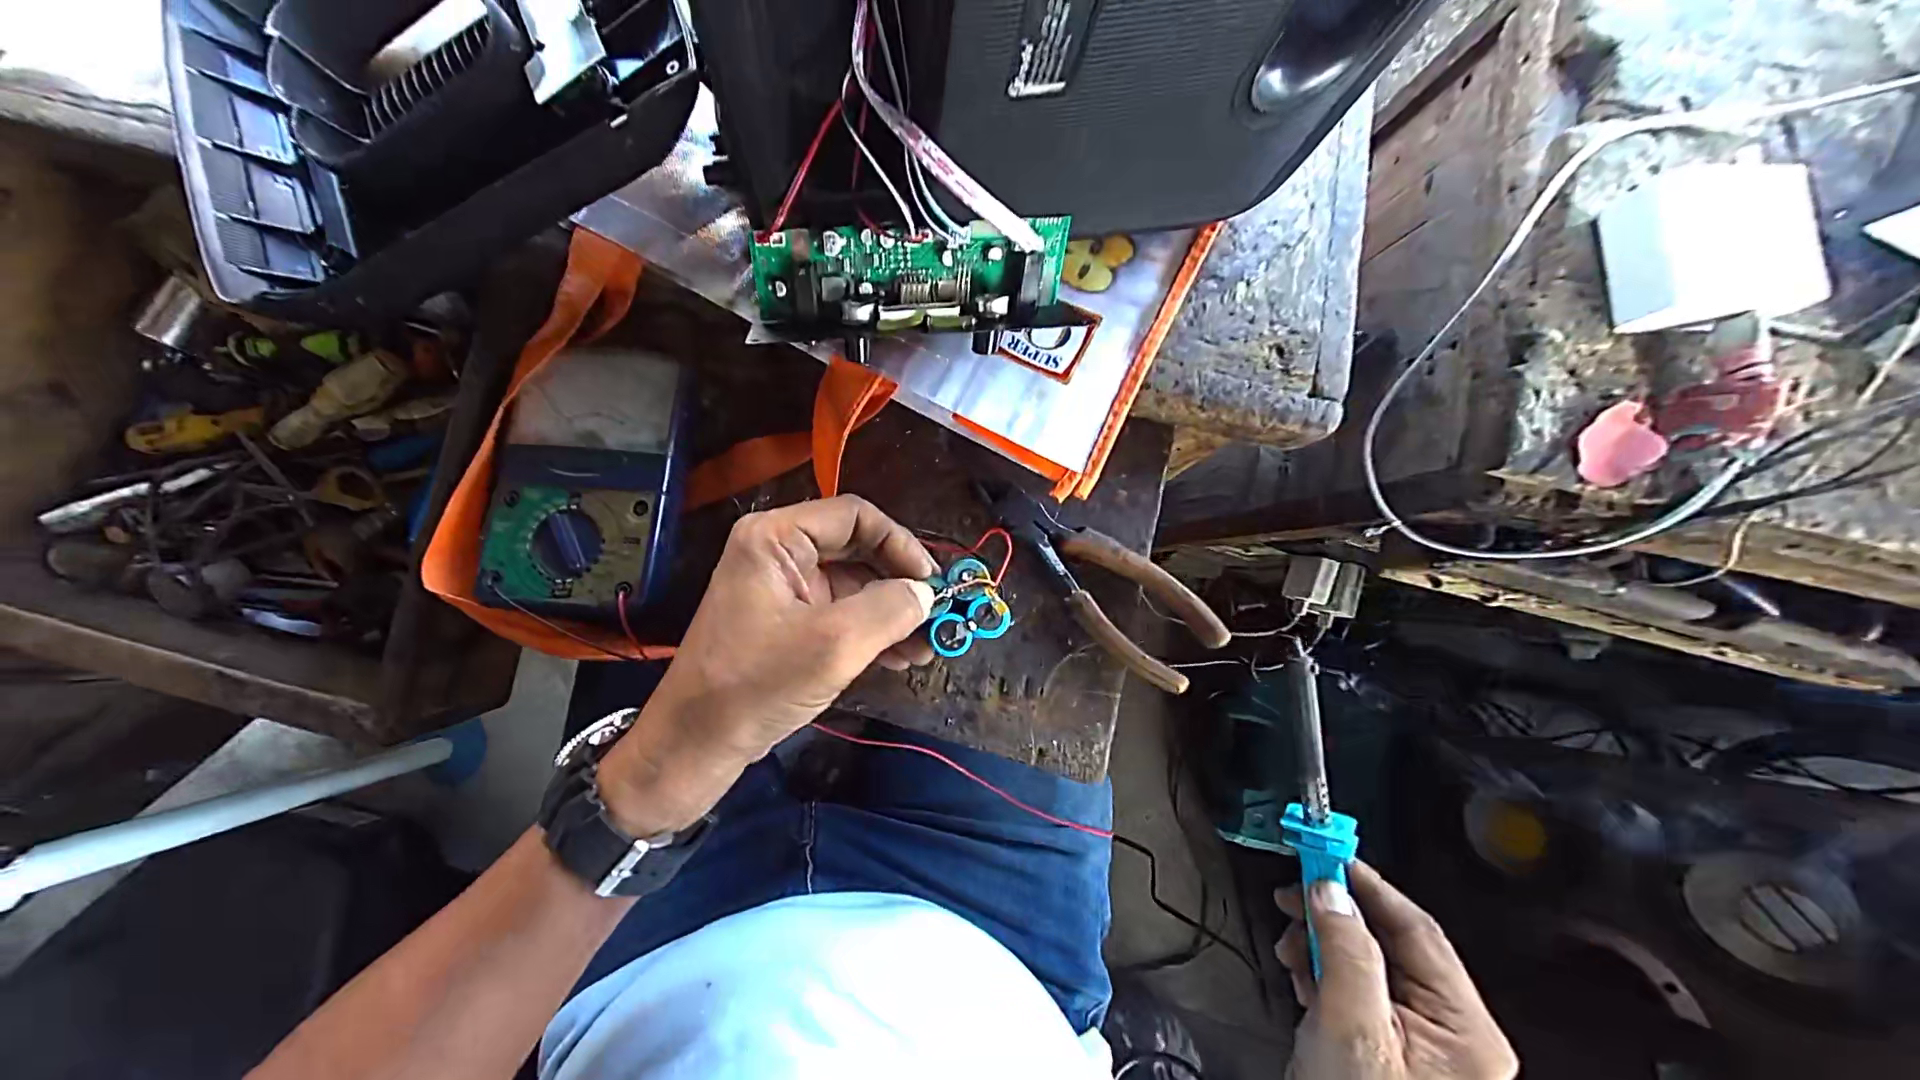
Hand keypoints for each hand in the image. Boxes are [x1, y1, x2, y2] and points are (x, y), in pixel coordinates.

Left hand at [597, 496, 936, 834]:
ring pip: (856, 585)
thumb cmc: (756, 685)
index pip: (856, 516)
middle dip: (901, 583)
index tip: (932, 582)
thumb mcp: (834, 644)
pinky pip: (843, 614)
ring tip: (928, 646)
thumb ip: (890, 609)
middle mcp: (779, 554)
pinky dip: (874, 631)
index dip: (901, 544)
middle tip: (937, 614)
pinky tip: (903, 657)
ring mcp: (784, 590)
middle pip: (859, 549)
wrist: (695, 746)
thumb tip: (927, 593)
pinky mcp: (789, 623)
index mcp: (775, 539)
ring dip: (894, 613)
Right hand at [1275, 862, 1516, 1079]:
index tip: (1323, 851)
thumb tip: (1330, 888)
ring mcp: (1418, 1045)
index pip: (1417, 928)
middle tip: (1292, 896)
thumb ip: (1345, 951)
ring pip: (1369, 964)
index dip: (1367, 883)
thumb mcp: (1350, 1029)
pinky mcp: (1386, 1051)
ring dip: (1323, 943)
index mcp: (1465, 1029)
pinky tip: (1300, 974)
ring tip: (1289, 946)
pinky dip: (1323, 972)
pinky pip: (1357, 990)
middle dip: (1336, 915)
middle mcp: (1450, 1033)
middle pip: (1392, 944)